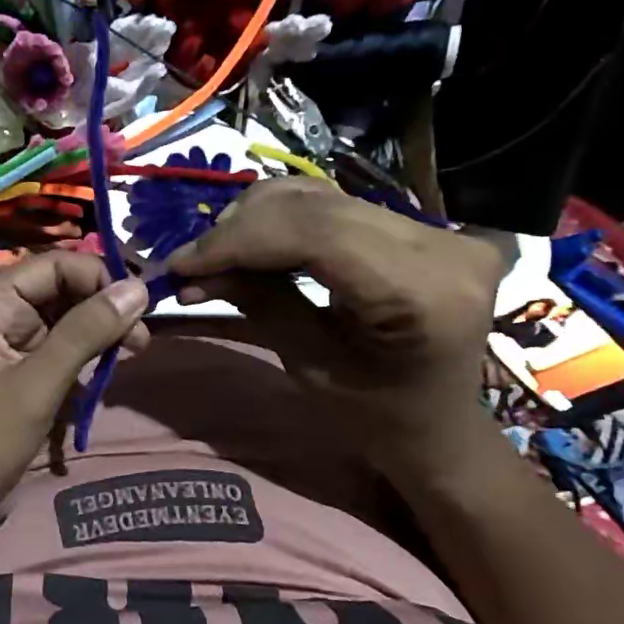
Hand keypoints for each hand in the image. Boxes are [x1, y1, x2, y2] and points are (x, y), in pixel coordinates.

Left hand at [0, 253, 149, 554]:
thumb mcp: (37, 385)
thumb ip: (86, 333)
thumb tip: (138, 289)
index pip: (52, 266)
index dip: (97, 276)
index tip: (140, 303)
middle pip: (61, 290)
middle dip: (104, 305)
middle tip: (142, 337)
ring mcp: (10, 346)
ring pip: (67, 320)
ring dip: (101, 331)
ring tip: (136, 351)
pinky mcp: (22, 373)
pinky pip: (62, 349)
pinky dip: (88, 355)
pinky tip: (111, 368)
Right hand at [165, 178, 503, 470]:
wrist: (439, 427)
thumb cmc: (377, 417)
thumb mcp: (312, 365)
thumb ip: (260, 303)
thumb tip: (193, 270)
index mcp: (423, 292)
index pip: (317, 235)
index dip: (241, 240)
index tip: (182, 261)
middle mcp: (441, 245)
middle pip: (319, 207)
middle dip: (242, 227)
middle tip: (192, 259)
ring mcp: (438, 230)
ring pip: (324, 196)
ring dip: (259, 217)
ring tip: (218, 252)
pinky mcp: (423, 227)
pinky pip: (338, 206)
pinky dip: (285, 218)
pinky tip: (254, 241)